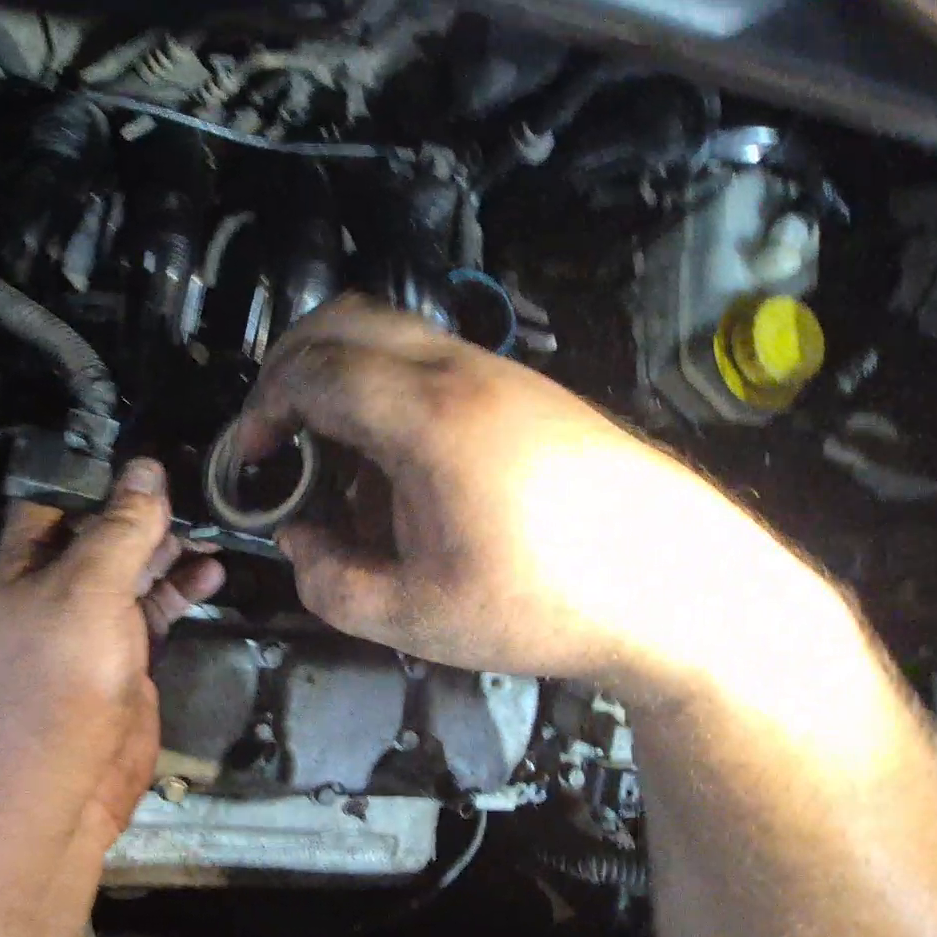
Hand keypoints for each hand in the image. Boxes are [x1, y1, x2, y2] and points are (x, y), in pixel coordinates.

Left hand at [0, 459, 223, 852]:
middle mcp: (55, 585)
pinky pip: (154, 608)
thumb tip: (146, 469)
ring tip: (214, 528)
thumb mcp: (86, 591)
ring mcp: (91, 622)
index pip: (58, 494)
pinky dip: (181, 589)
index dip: (100, 470)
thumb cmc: (57, 682)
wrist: (57, 793)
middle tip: (200, 488)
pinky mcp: (123, 655)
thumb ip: (119, 529)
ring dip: (171, 547)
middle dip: (147, 508)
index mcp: (26, 561)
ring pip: (134, 567)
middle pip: (103, 528)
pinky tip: (211, 575)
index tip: (153, 450)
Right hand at [234, 297, 786, 681]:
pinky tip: (391, 460)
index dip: (261, 410)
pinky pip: (424, 358)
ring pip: (386, 330)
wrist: (686, 591)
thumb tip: (297, 537)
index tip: (250, 460)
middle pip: (342, 320)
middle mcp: (458, 372)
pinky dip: (379, 386)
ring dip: (334, 373)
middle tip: (271, 429)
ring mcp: (497, 370)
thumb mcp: (413, 617)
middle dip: (285, 366)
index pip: (313, 373)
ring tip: (327, 448)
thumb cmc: (543, 605)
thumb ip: (327, 579)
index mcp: (425, 418)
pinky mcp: (523, 387)